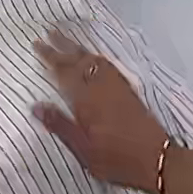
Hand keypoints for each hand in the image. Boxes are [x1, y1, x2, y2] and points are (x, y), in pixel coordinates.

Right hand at [33, 30, 169, 192]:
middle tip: (48, 33)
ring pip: (95, 60)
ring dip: (79, 48)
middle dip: (62, 47)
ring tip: (67, 39)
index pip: (64, 72)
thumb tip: (36, 105)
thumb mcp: (83, 149)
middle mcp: (102, 87)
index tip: (37, 44)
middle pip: (79, 61)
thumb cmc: (116, 158)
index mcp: (87, 100)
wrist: (157, 160)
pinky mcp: (129, 91)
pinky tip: (95, 57)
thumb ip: (60, 125)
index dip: (50, 57)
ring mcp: (117, 87)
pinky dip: (97, 57)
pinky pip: (109, 65)